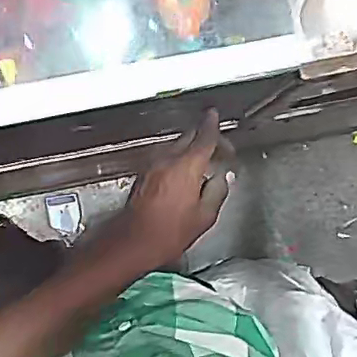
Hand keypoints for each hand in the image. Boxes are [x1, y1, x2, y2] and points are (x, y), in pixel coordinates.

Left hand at [94, 109, 233, 273]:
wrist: (133, 241)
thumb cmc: (168, 233)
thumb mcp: (204, 216)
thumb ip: (217, 191)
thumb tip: (223, 178)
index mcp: (187, 166)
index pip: (204, 137)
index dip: (212, 125)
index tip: (214, 116)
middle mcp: (167, 160)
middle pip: (188, 137)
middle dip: (203, 138)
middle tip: (217, 149)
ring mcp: (152, 166)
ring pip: (174, 147)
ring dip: (188, 150)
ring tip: (201, 167)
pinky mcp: (142, 175)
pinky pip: (164, 158)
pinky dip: (176, 160)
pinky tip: (181, 177)